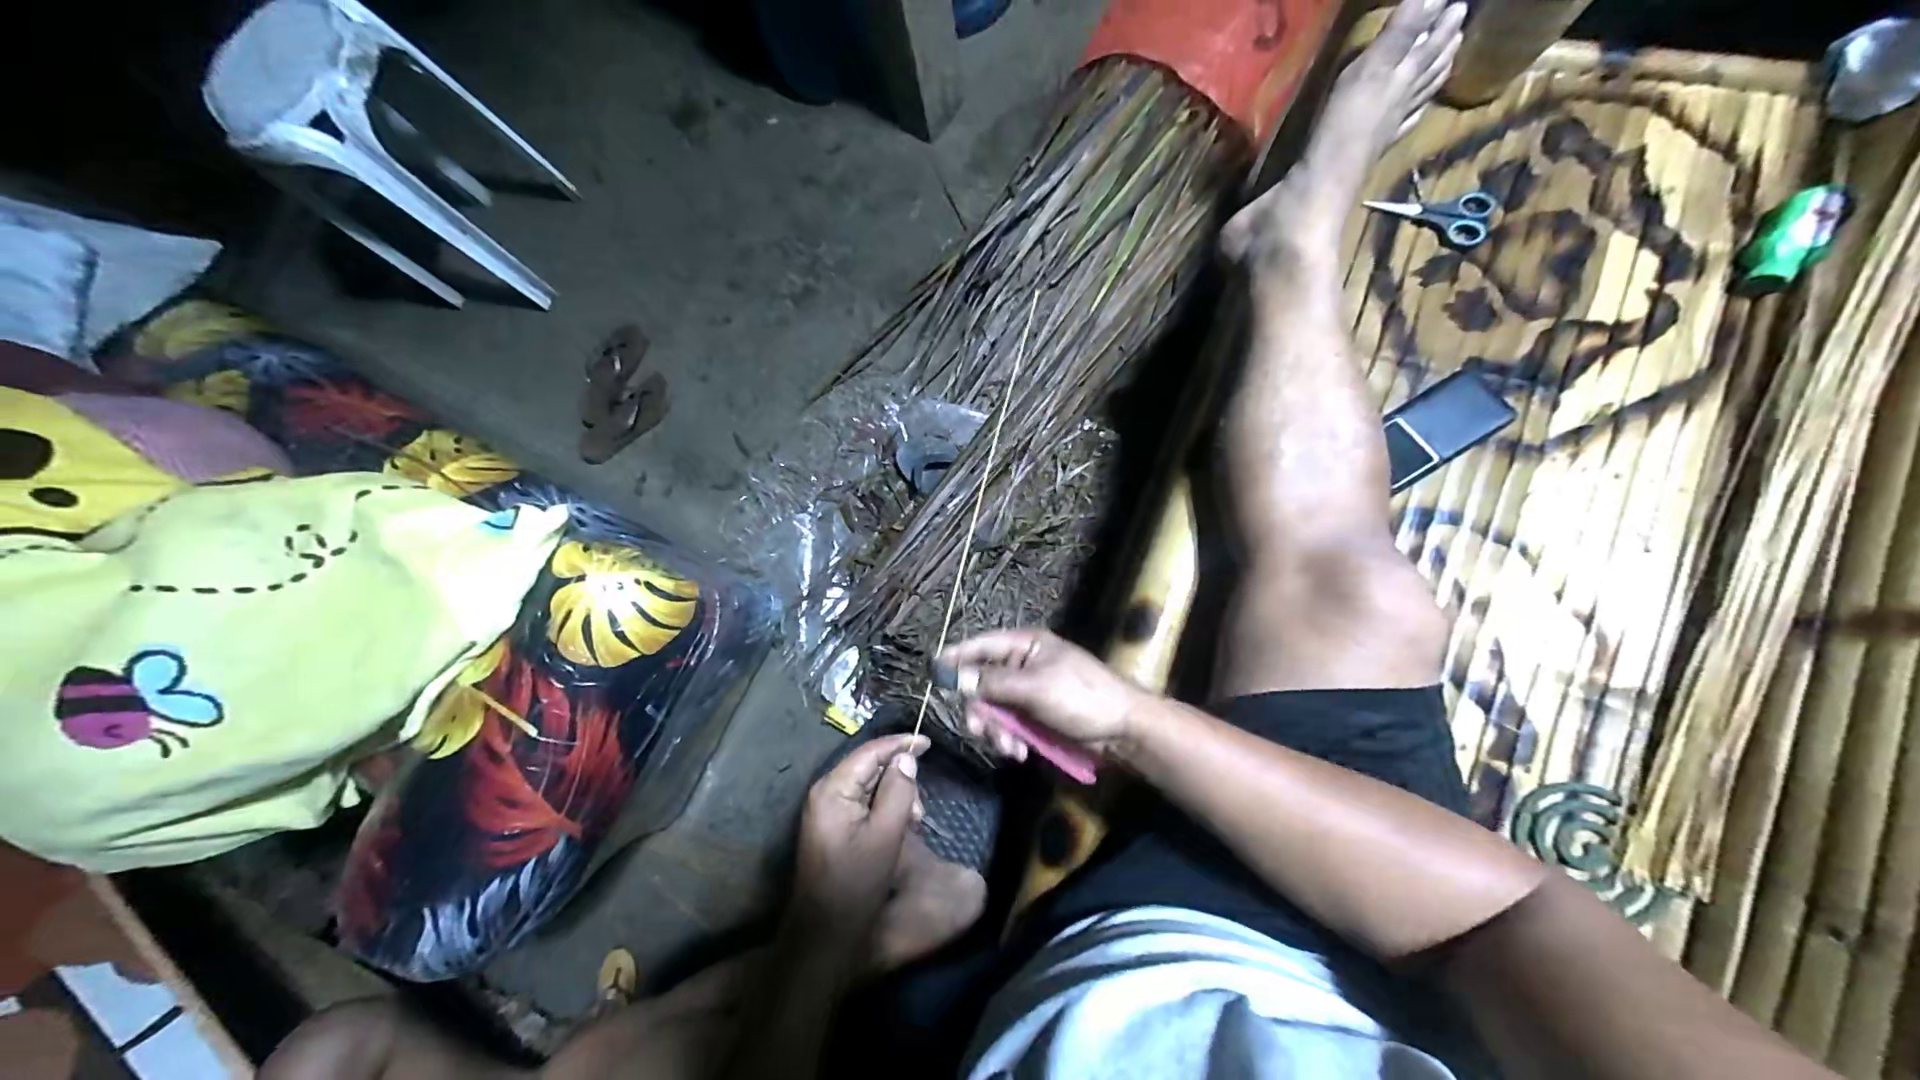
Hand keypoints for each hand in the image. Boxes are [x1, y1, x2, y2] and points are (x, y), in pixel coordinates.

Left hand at [791, 734, 926, 941]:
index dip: (900, 744)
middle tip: (919, 809)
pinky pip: (863, 802)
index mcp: (833, 790)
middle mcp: (825, 792)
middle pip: (869, 766)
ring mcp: (826, 809)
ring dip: (894, 796)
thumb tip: (907, 758)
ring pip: (869, 785)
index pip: (869, 752)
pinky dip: (883, 808)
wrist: (824, 934)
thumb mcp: (885, 836)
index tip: (928, 742)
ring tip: (911, 822)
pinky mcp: (832, 825)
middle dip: (899, 778)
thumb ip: (899, 792)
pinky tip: (898, 827)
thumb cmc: (856, 884)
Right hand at [938, 629, 1151, 759]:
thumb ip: (992, 683)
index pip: (982, 645)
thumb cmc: (1080, 696)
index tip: (933, 669)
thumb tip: (955, 677)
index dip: (957, 657)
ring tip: (1010, 748)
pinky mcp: (1035, 717)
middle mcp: (1024, 666)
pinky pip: (1009, 726)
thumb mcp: (1034, 687)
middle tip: (979, 730)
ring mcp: (1029, 693)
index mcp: (1026, 646)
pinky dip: (1010, 740)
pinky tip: (1021, 753)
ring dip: (997, 731)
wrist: (1123, 730)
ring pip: (994, 710)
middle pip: (983, 684)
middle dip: (981, 711)